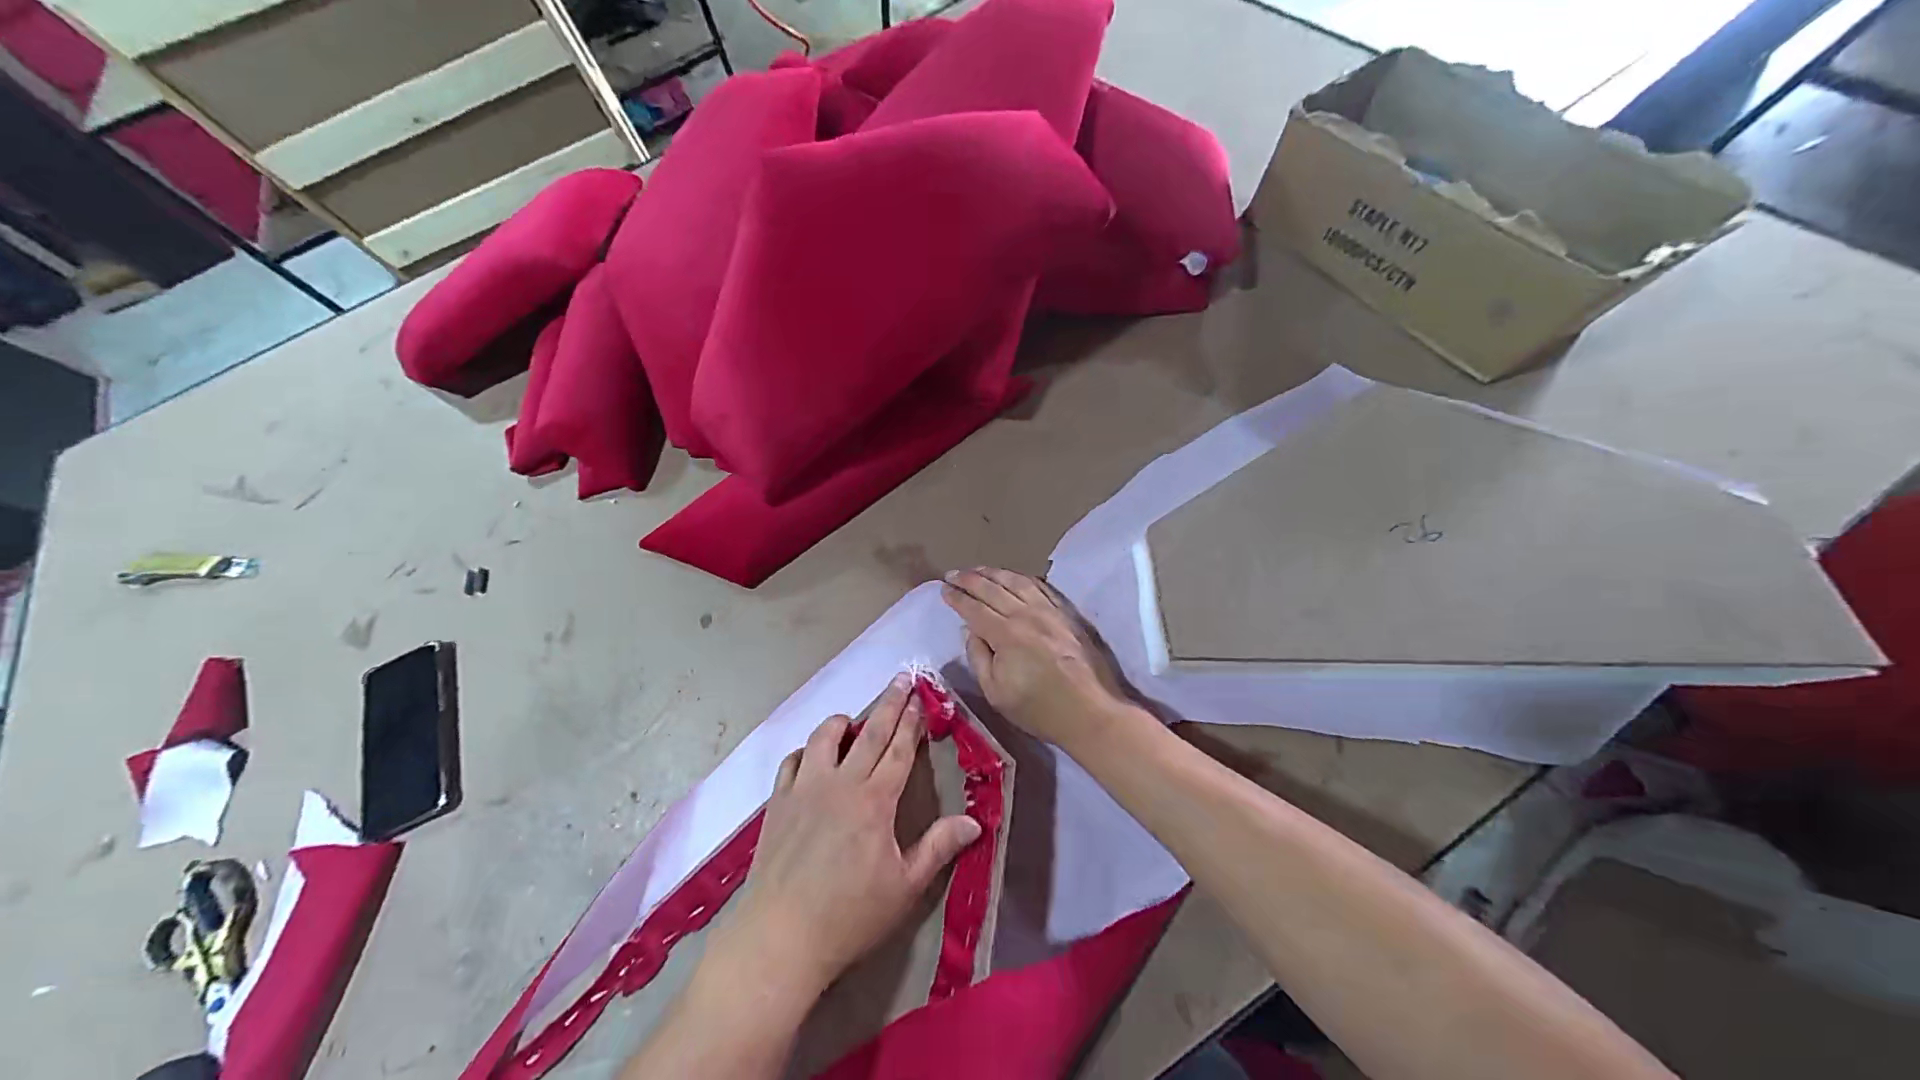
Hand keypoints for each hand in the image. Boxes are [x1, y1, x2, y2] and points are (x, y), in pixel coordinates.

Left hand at [712, 674, 982, 998]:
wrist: (782, 936)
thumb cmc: (850, 914)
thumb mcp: (905, 885)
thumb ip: (938, 847)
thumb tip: (975, 822)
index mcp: (875, 800)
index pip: (900, 749)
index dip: (913, 721)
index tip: (921, 697)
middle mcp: (841, 783)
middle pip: (870, 733)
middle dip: (889, 703)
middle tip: (902, 678)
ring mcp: (805, 789)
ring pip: (824, 738)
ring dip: (843, 721)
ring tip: (854, 718)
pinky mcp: (778, 802)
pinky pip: (792, 762)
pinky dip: (806, 751)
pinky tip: (812, 757)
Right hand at [941, 567, 1134, 750]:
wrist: (1089, 711)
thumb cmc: (1039, 709)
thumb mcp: (996, 693)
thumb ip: (979, 657)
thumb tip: (970, 631)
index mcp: (1005, 634)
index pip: (974, 608)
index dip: (957, 598)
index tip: (943, 589)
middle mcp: (1026, 615)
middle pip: (993, 589)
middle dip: (970, 579)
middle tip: (953, 574)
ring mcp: (1049, 612)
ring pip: (1017, 582)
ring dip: (994, 573)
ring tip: (978, 570)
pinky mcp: (1066, 615)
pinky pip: (1041, 587)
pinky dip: (1023, 578)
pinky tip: (1014, 577)